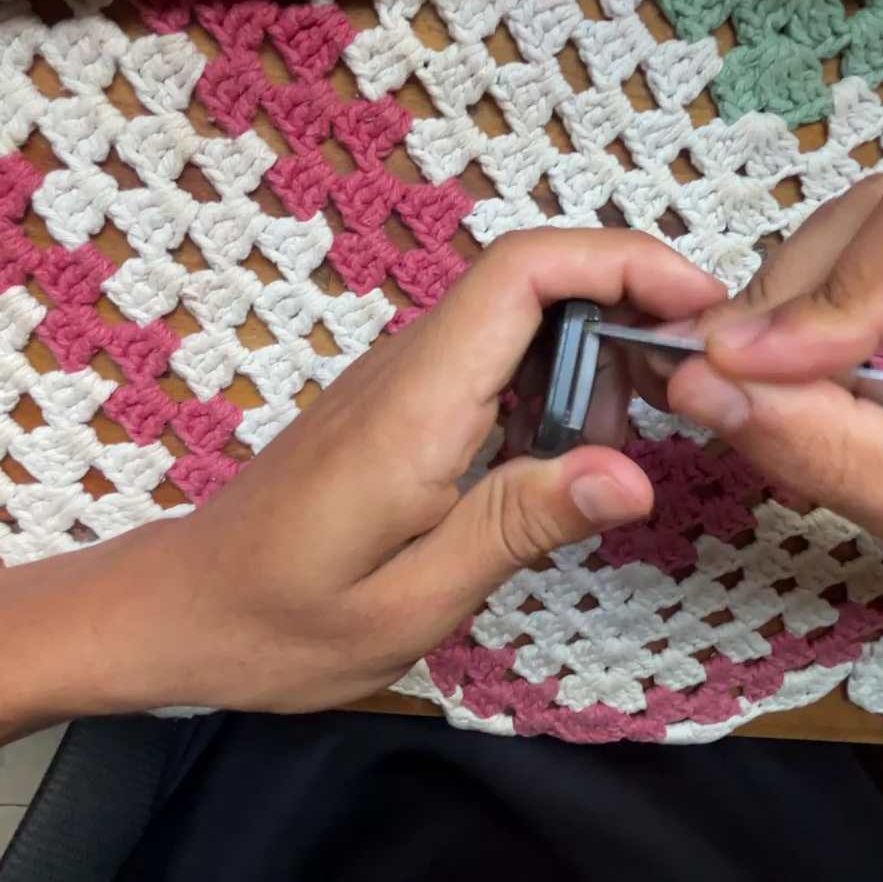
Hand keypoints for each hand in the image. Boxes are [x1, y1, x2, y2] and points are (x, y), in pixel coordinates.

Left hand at [99, 228, 724, 711]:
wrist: (184, 609)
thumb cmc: (285, 621)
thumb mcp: (414, 598)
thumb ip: (521, 523)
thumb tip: (635, 475)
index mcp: (416, 404)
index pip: (523, 272)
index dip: (620, 260)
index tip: (698, 304)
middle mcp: (410, 367)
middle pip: (533, 281)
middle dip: (626, 310)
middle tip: (677, 395)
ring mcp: (404, 377)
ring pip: (522, 319)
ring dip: (594, 359)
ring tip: (615, 449)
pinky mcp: (404, 400)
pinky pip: (497, 361)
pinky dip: (555, 388)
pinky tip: (562, 457)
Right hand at [652, 158, 882, 687]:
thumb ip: (833, 453)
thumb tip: (695, 383)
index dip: (837, 285)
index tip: (743, 366)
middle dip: (794, 300)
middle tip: (721, 387)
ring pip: (867, 225)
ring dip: (789, 307)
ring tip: (754, 393)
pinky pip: (866, 255)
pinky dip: (807, 316)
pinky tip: (791, 377)